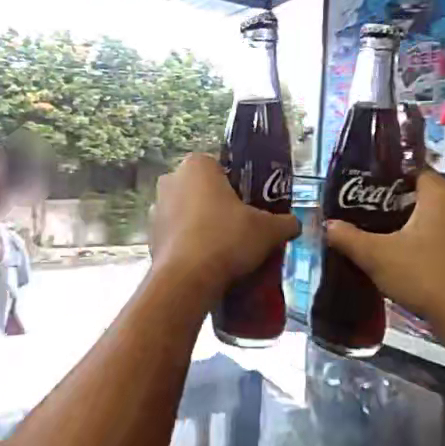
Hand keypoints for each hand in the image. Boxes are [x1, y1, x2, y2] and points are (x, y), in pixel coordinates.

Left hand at [149, 154, 299, 293]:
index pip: (221, 167)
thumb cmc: (227, 239)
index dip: (238, 186)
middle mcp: (171, 179)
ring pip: (187, 213)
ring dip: (202, 226)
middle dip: (219, 206)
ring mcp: (156, 208)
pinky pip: (176, 235)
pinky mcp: (150, 236)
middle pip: (202, 190)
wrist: (187, 280)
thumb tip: (294, 224)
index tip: (251, 206)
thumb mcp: (267, 230)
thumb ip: (284, 222)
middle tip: (242, 228)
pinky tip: (206, 263)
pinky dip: (189, 245)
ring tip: (225, 250)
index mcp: (197, 165)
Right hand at [324, 170, 444, 333]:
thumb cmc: (427, 275)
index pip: (408, 170)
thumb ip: (348, 237)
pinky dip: (416, 246)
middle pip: (415, 196)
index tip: (356, 189)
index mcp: (440, 193)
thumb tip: (328, 226)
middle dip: (385, 205)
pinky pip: (436, 241)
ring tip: (368, 237)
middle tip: (355, 214)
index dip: (380, 177)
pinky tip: (394, 261)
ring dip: (400, 228)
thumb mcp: (376, 255)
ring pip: (426, 220)